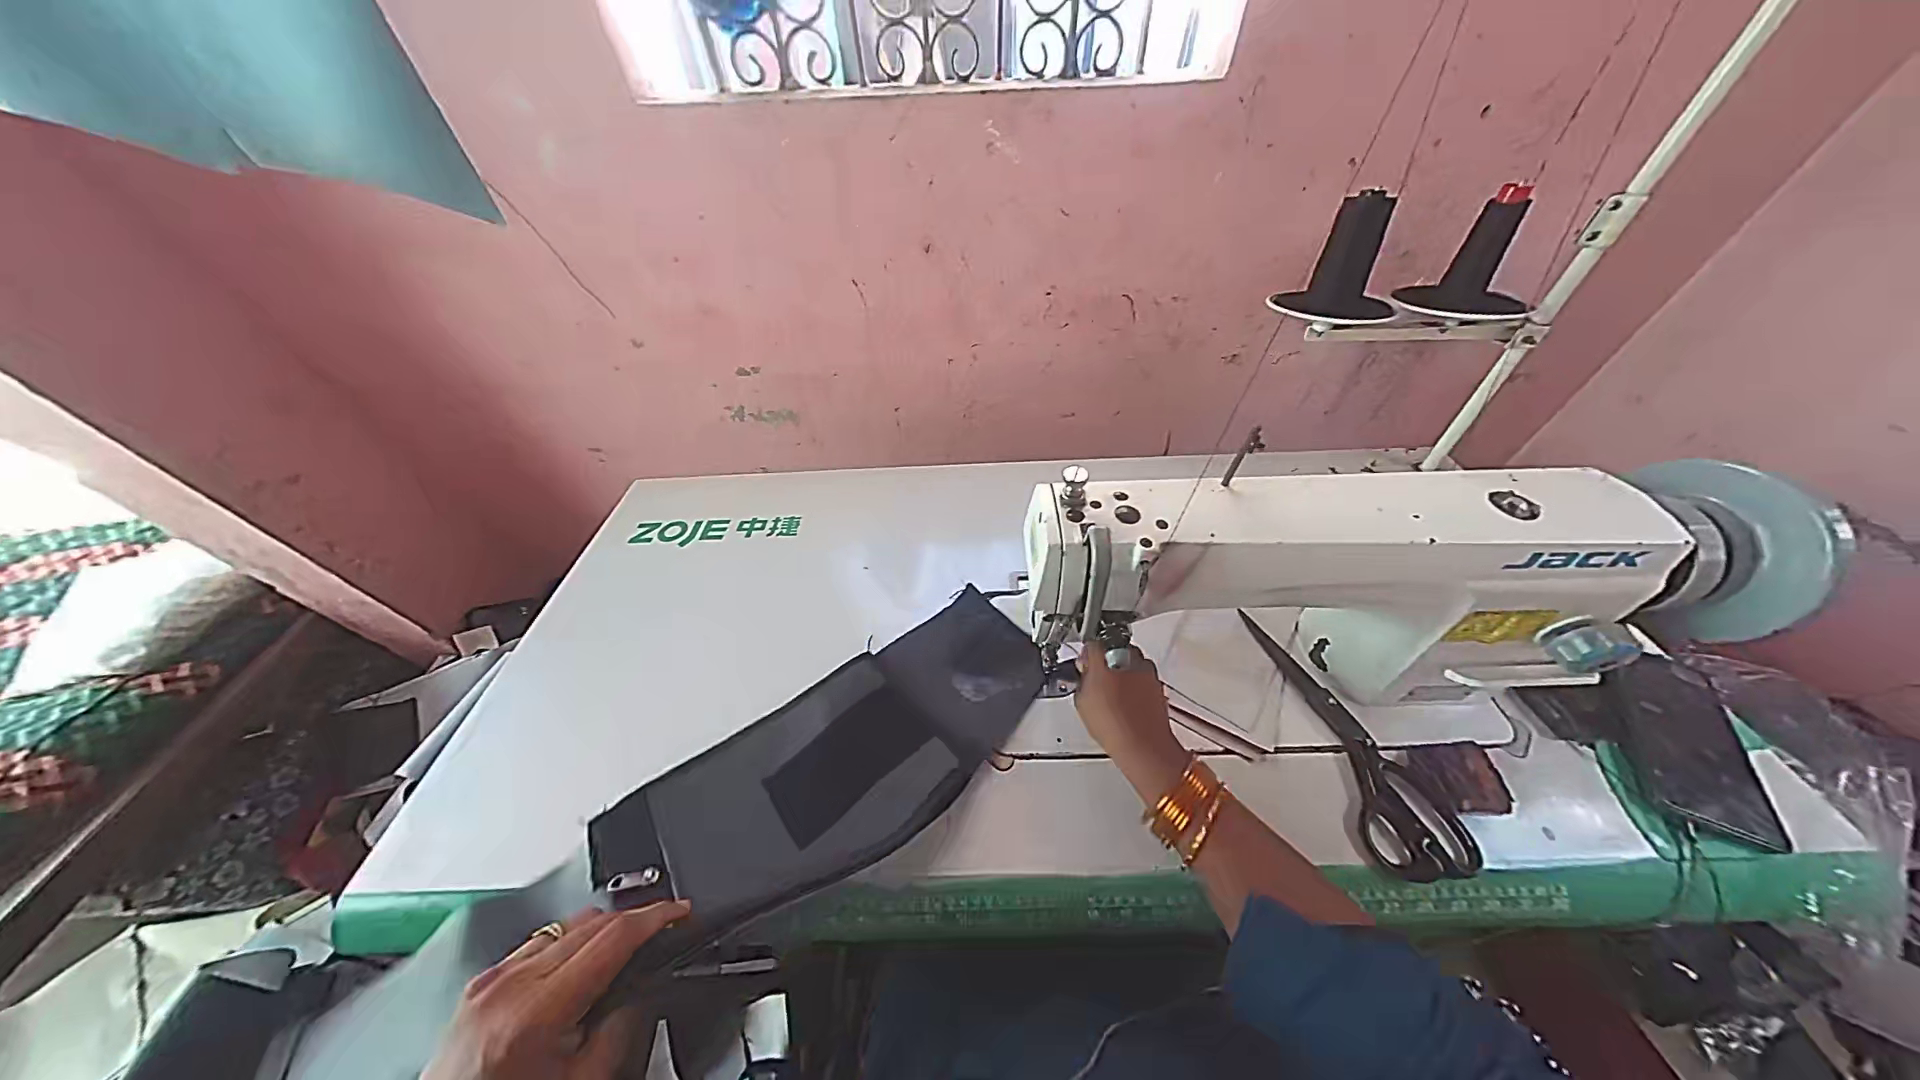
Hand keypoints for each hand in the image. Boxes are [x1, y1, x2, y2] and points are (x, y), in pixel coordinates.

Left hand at [423, 901, 690, 1079]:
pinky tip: (581, 967)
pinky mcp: (480, 983)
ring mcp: (490, 982)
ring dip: (604, 930)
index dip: (657, 917)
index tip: (680, 912)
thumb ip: (623, 1024)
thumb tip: (648, 980)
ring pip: (569, 925)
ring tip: (623, 953)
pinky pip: (540, 942)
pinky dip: (570, 944)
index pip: (613, 937)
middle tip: (662, 932)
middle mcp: (508, 988)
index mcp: (534, 1014)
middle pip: (594, 922)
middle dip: (636, 922)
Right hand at [1074, 647, 1184, 795]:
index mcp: (1106, 658)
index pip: (1093, 644)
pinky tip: (1128, 702)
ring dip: (1124, 670)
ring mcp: (1147, 672)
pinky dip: (1137, 684)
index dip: (1086, 653)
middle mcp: (1129, 659)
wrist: (1142, 745)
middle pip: (1115, 649)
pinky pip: (1144, 678)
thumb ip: (1082, 680)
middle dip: (1108, 659)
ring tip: (1115, 692)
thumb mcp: (1082, 701)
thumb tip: (1084, 675)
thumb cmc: (1114, 724)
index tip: (1085, 661)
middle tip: (1099, 677)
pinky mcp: (1158, 686)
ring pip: (1133, 662)